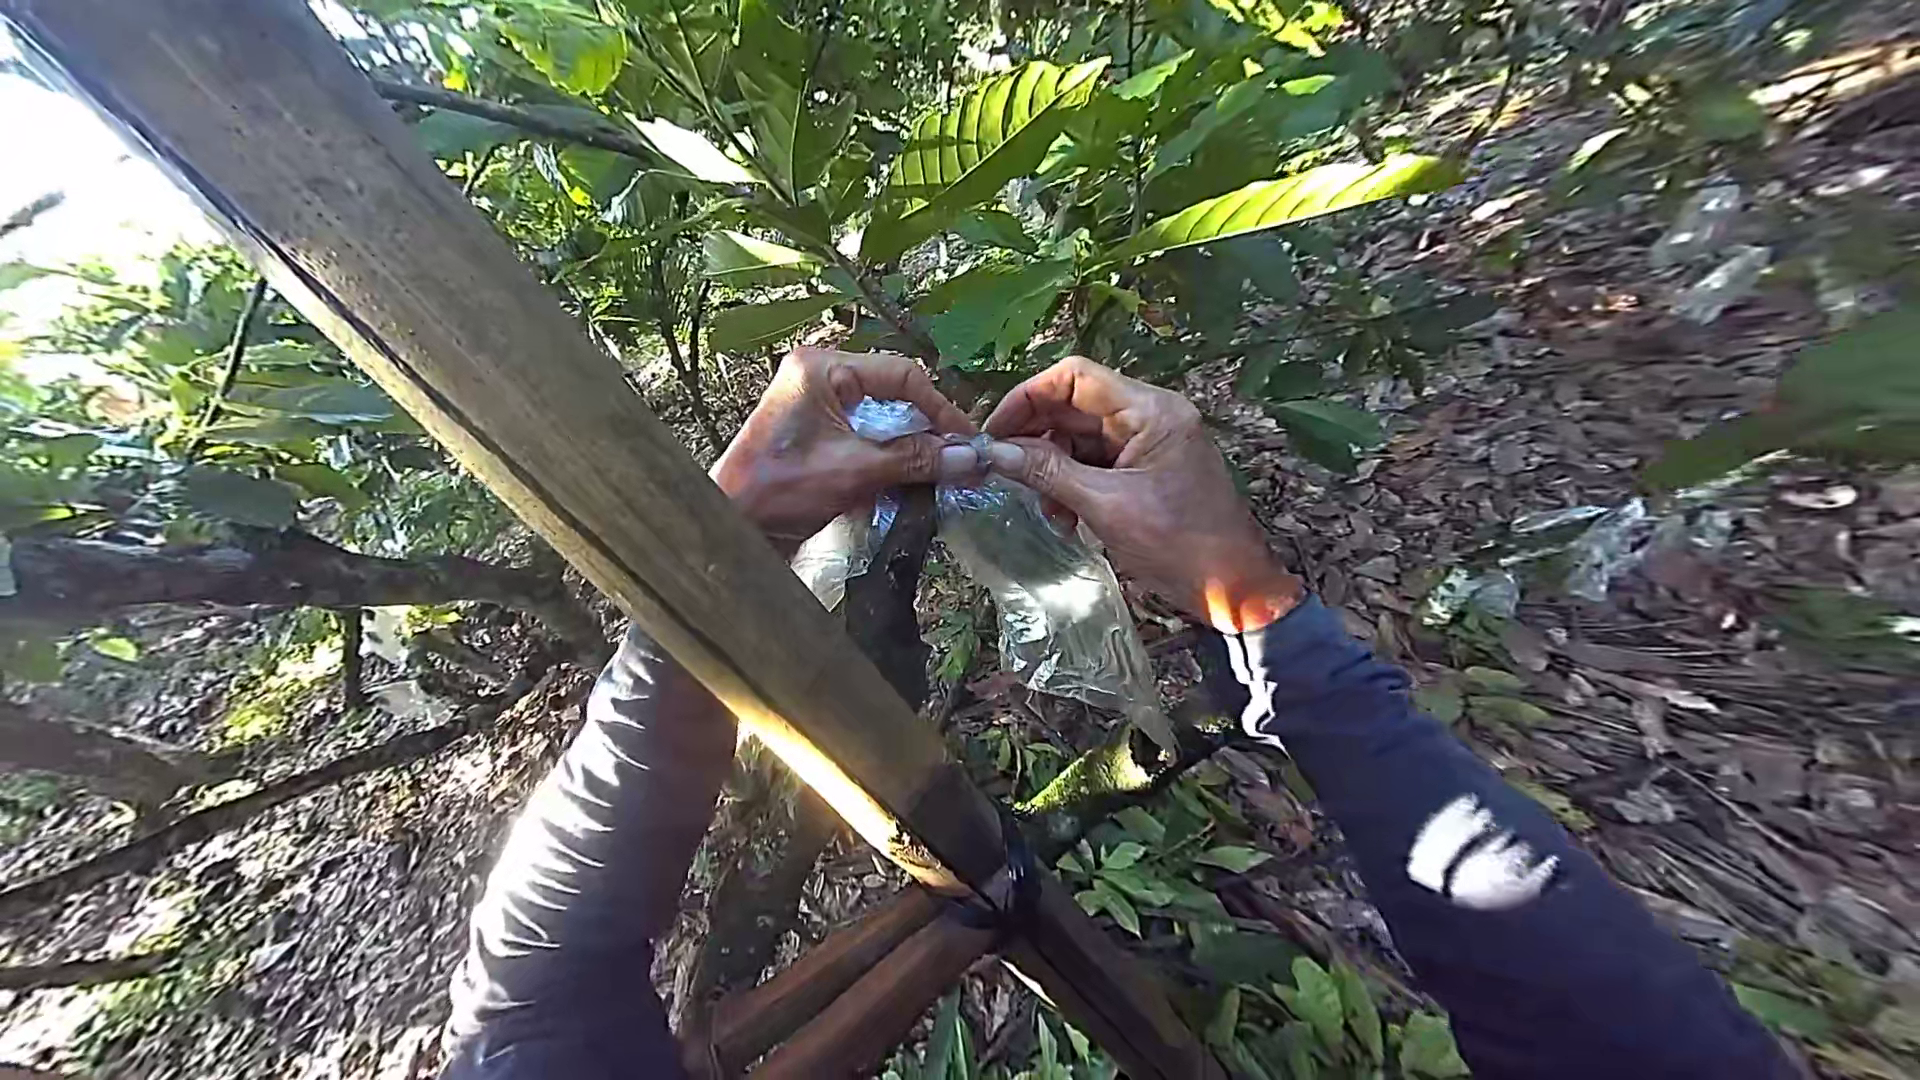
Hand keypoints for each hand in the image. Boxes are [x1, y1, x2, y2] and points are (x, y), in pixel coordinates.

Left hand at [714, 348, 979, 550]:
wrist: (736, 527)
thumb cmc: (780, 489)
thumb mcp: (855, 470)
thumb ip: (914, 459)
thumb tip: (968, 458)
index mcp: (823, 368)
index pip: (901, 375)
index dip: (940, 409)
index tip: (966, 442)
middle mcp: (823, 378)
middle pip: (896, 395)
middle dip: (928, 430)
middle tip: (957, 460)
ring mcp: (822, 407)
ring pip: (887, 419)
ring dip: (914, 447)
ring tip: (940, 472)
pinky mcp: (824, 435)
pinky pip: (871, 438)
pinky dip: (894, 459)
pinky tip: (912, 479)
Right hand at [983, 356, 1300, 632]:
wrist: (1231, 588)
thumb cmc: (1176, 544)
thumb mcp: (1105, 506)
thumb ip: (1048, 473)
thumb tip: (994, 452)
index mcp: (1149, 410)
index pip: (1076, 377)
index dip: (1028, 397)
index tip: (995, 431)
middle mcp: (1147, 416)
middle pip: (1073, 408)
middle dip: (1035, 438)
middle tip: (1001, 469)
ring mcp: (1144, 444)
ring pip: (1078, 440)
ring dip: (1050, 469)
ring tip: (1038, 505)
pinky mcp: (1140, 471)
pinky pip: (1092, 465)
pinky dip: (1069, 486)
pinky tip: (1061, 517)